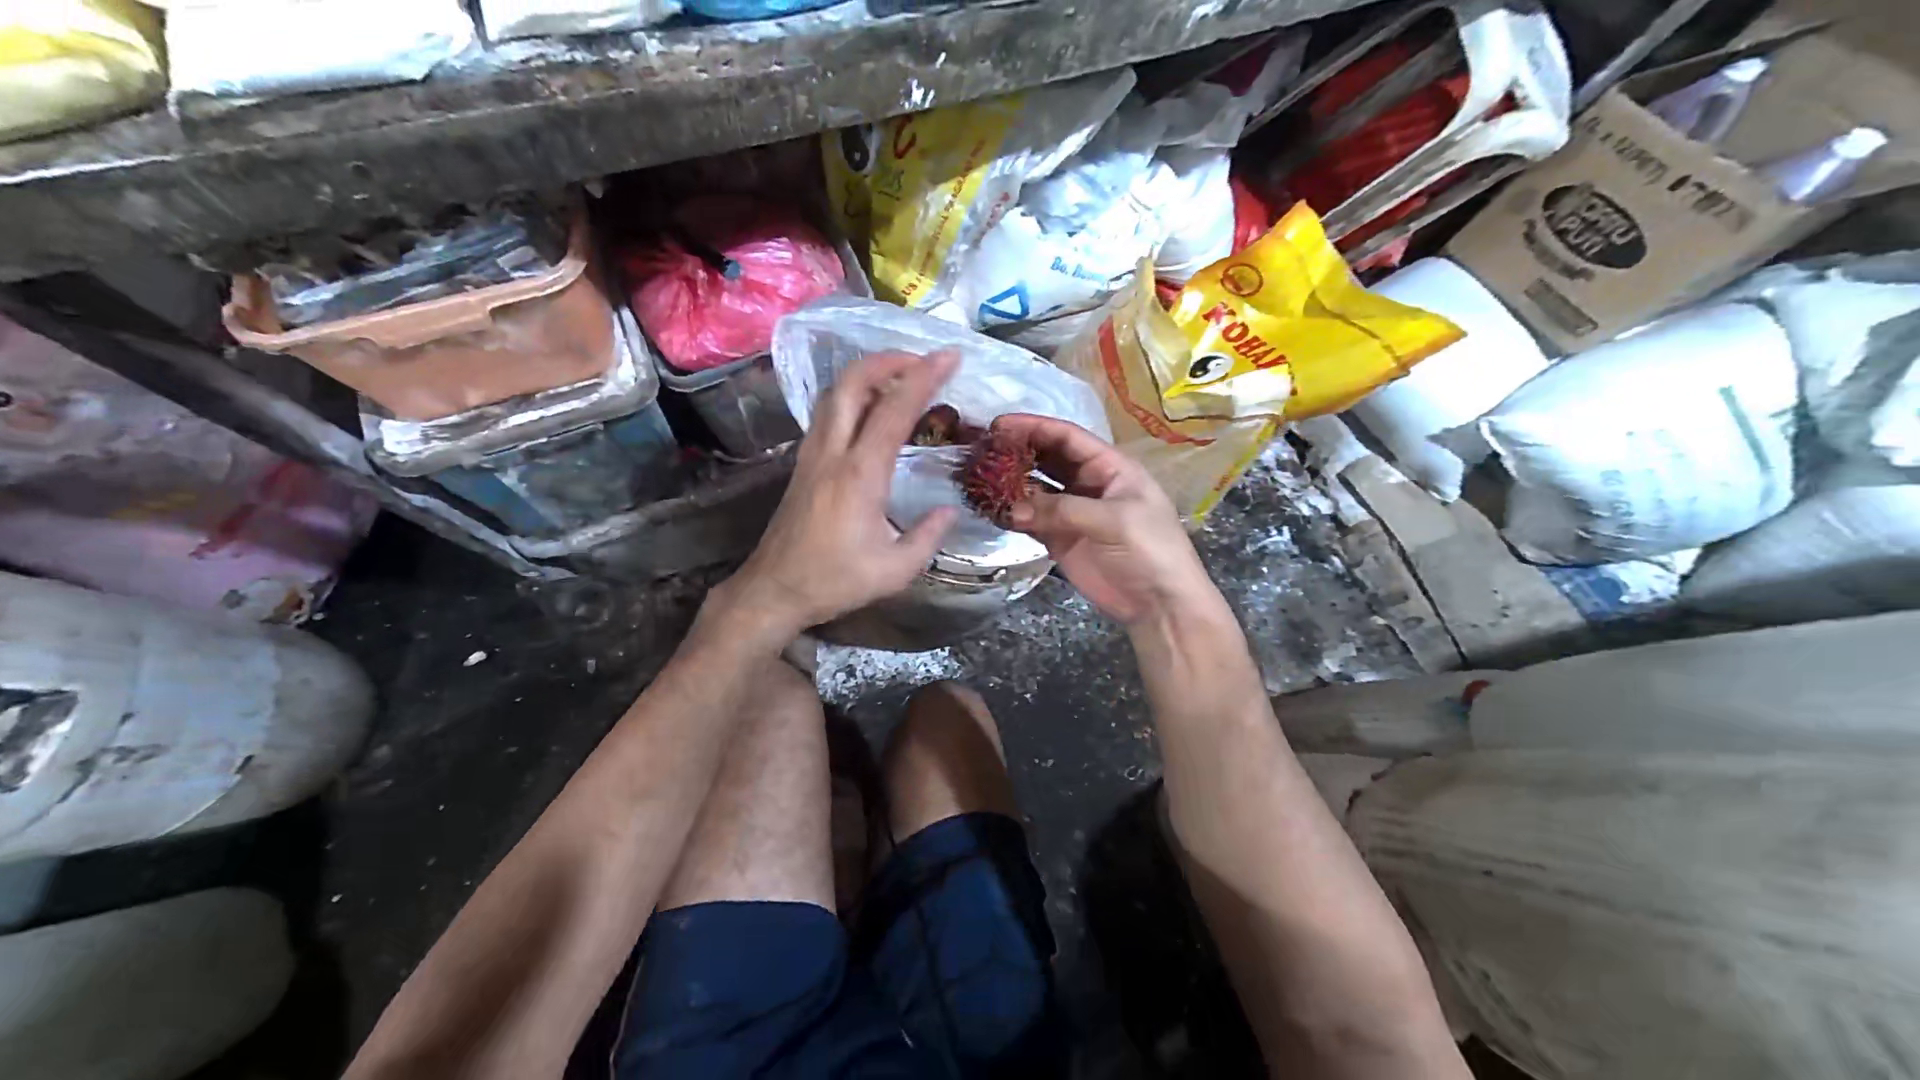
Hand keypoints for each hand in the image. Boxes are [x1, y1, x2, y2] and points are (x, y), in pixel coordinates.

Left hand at [719, 350, 959, 635]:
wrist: (774, 590)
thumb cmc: (835, 581)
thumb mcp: (896, 569)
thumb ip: (928, 536)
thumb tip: (948, 511)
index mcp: (861, 474)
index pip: (895, 409)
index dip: (924, 377)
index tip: (950, 356)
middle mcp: (832, 453)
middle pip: (852, 383)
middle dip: (888, 360)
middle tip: (921, 361)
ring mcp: (812, 455)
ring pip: (835, 394)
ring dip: (867, 375)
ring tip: (900, 378)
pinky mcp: (802, 465)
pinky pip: (827, 414)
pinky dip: (852, 397)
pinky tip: (870, 410)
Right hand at [995, 414, 1218, 626]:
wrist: (1159, 603)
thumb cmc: (1150, 550)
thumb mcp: (1114, 520)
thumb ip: (1062, 509)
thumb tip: (1010, 509)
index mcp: (1109, 467)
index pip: (1067, 437)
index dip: (1034, 427)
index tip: (1000, 424)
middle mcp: (1087, 483)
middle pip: (1047, 458)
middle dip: (1017, 451)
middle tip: (982, 449)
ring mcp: (1071, 511)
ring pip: (1034, 488)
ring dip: (1010, 483)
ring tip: (978, 477)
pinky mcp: (1059, 538)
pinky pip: (1029, 519)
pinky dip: (1011, 514)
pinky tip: (990, 508)